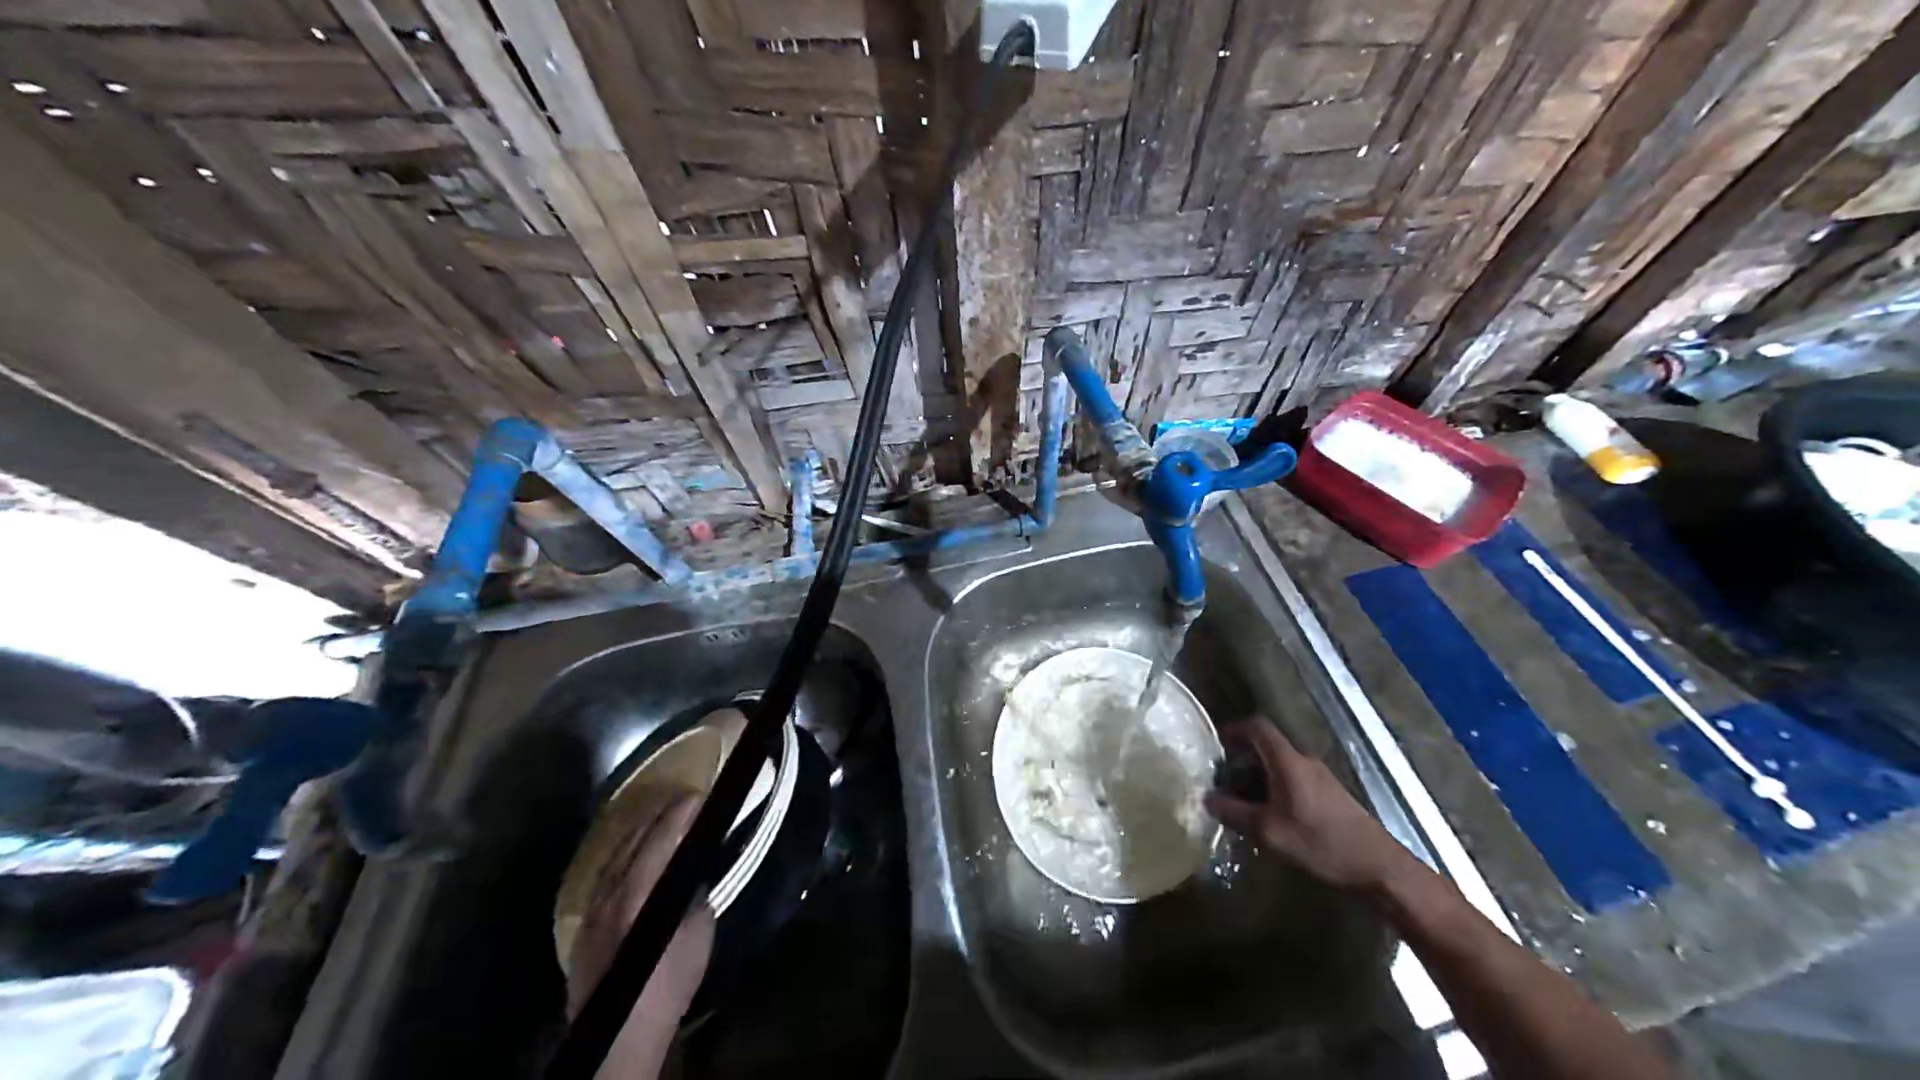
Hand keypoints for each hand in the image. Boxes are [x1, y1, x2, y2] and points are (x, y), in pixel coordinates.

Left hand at [565, 792, 715, 1078]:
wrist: (618, 1033)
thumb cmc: (667, 984)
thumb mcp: (697, 935)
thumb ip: (694, 897)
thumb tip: (691, 876)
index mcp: (640, 893)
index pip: (661, 839)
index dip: (680, 814)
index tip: (698, 796)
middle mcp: (611, 892)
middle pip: (634, 840)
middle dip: (659, 815)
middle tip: (682, 799)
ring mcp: (592, 907)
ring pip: (614, 855)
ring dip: (638, 831)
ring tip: (657, 817)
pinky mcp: (583, 923)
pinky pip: (603, 874)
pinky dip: (621, 855)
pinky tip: (630, 853)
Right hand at [1205, 720, 1413, 891]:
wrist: (1380, 868)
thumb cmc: (1321, 843)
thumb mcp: (1269, 831)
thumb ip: (1235, 813)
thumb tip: (1208, 800)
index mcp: (1288, 762)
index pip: (1258, 727)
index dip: (1234, 729)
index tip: (1215, 745)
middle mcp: (1304, 762)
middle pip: (1266, 748)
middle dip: (1240, 762)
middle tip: (1221, 783)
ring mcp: (1320, 779)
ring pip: (1279, 767)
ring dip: (1256, 780)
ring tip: (1240, 805)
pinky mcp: (1329, 796)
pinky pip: (1292, 782)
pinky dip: (1274, 791)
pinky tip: (1268, 818)